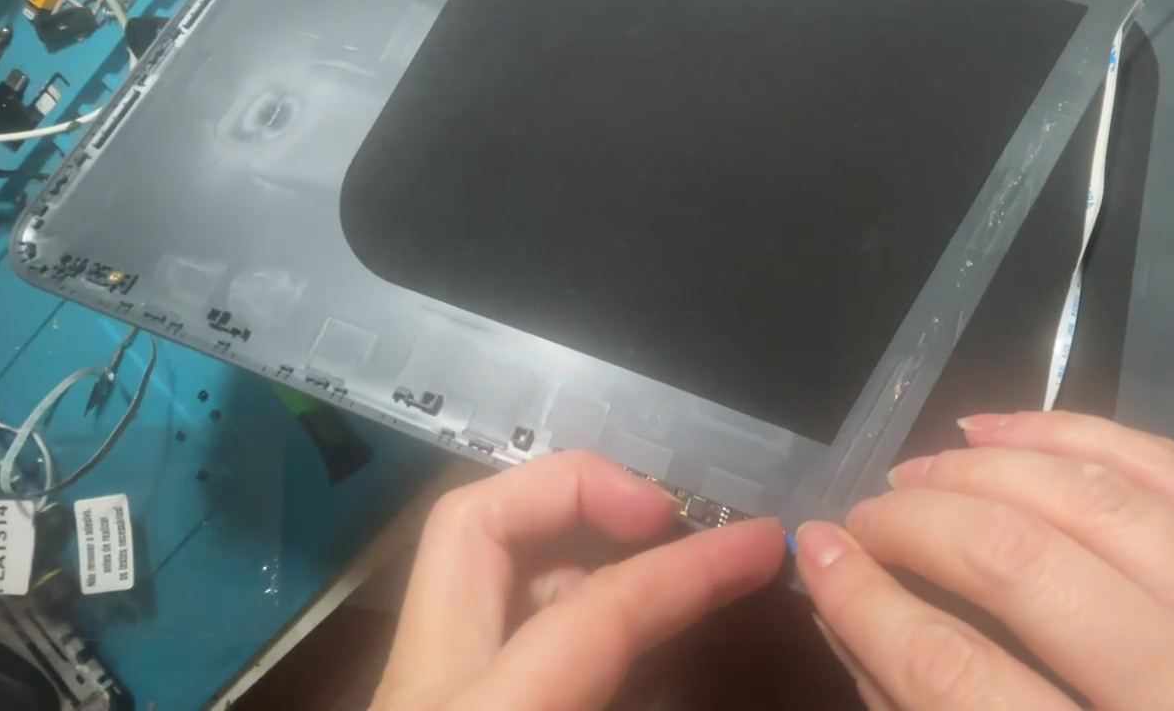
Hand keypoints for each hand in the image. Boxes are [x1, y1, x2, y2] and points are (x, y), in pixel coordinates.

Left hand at [373, 451, 786, 709]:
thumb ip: (650, 688)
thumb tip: (699, 613)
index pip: (594, 609)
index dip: (692, 568)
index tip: (762, 541)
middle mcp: (421, 686)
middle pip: (472, 520)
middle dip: (576, 484)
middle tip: (660, 512)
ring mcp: (412, 689)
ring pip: (477, 552)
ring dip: (569, 532)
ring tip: (647, 551)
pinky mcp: (427, 700)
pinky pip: (489, 608)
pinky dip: (552, 588)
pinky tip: (604, 619)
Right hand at [798, 412, 1173, 709]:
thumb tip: (850, 612)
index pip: (960, 679)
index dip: (868, 607)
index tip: (816, 555)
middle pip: (1027, 566)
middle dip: (917, 526)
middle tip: (863, 519)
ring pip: (1096, 497)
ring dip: (981, 469)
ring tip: (915, 472)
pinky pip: (1173, 471)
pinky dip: (1071, 433)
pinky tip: (996, 428)